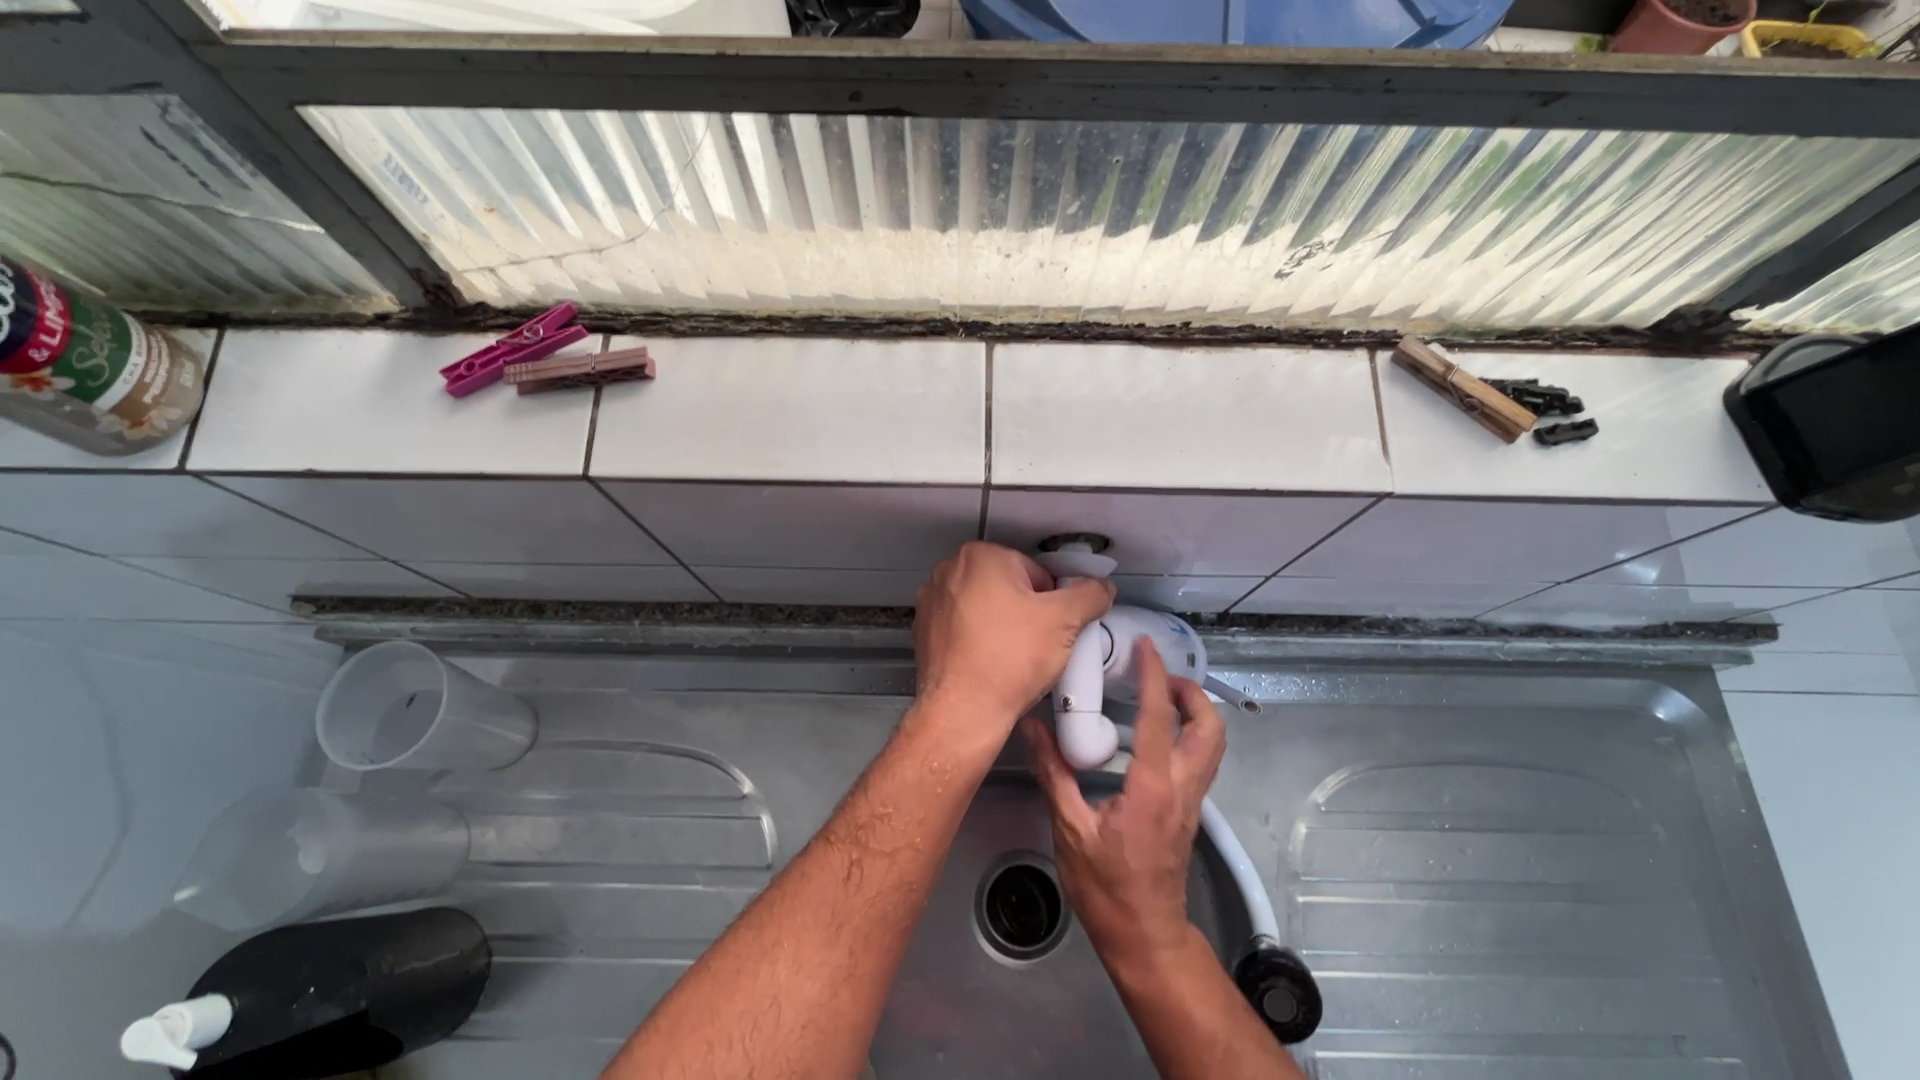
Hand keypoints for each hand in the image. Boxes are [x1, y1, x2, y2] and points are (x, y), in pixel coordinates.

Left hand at [913, 541, 1114, 726]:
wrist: (962, 712)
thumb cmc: (1003, 665)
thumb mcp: (1065, 622)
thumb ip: (1090, 595)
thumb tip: (1099, 589)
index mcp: (980, 557)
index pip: (1035, 570)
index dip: (1052, 601)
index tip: (1053, 624)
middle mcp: (950, 572)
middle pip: (1008, 587)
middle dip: (1026, 612)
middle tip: (1035, 643)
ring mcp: (933, 603)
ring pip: (985, 608)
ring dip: (1002, 627)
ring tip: (1013, 656)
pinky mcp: (925, 632)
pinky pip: (964, 629)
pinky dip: (979, 642)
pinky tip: (992, 664)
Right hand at [1023, 638, 1227, 964]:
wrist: (1144, 934)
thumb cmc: (1105, 887)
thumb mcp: (1069, 829)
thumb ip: (1054, 773)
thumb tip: (1034, 727)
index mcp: (1153, 788)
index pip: (1161, 719)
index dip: (1155, 677)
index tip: (1145, 648)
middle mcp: (1183, 789)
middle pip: (1211, 728)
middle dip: (1192, 692)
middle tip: (1157, 675)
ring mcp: (1192, 801)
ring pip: (1213, 745)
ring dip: (1194, 712)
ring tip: (1156, 696)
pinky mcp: (1189, 811)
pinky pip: (1200, 760)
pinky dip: (1186, 734)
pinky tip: (1153, 735)